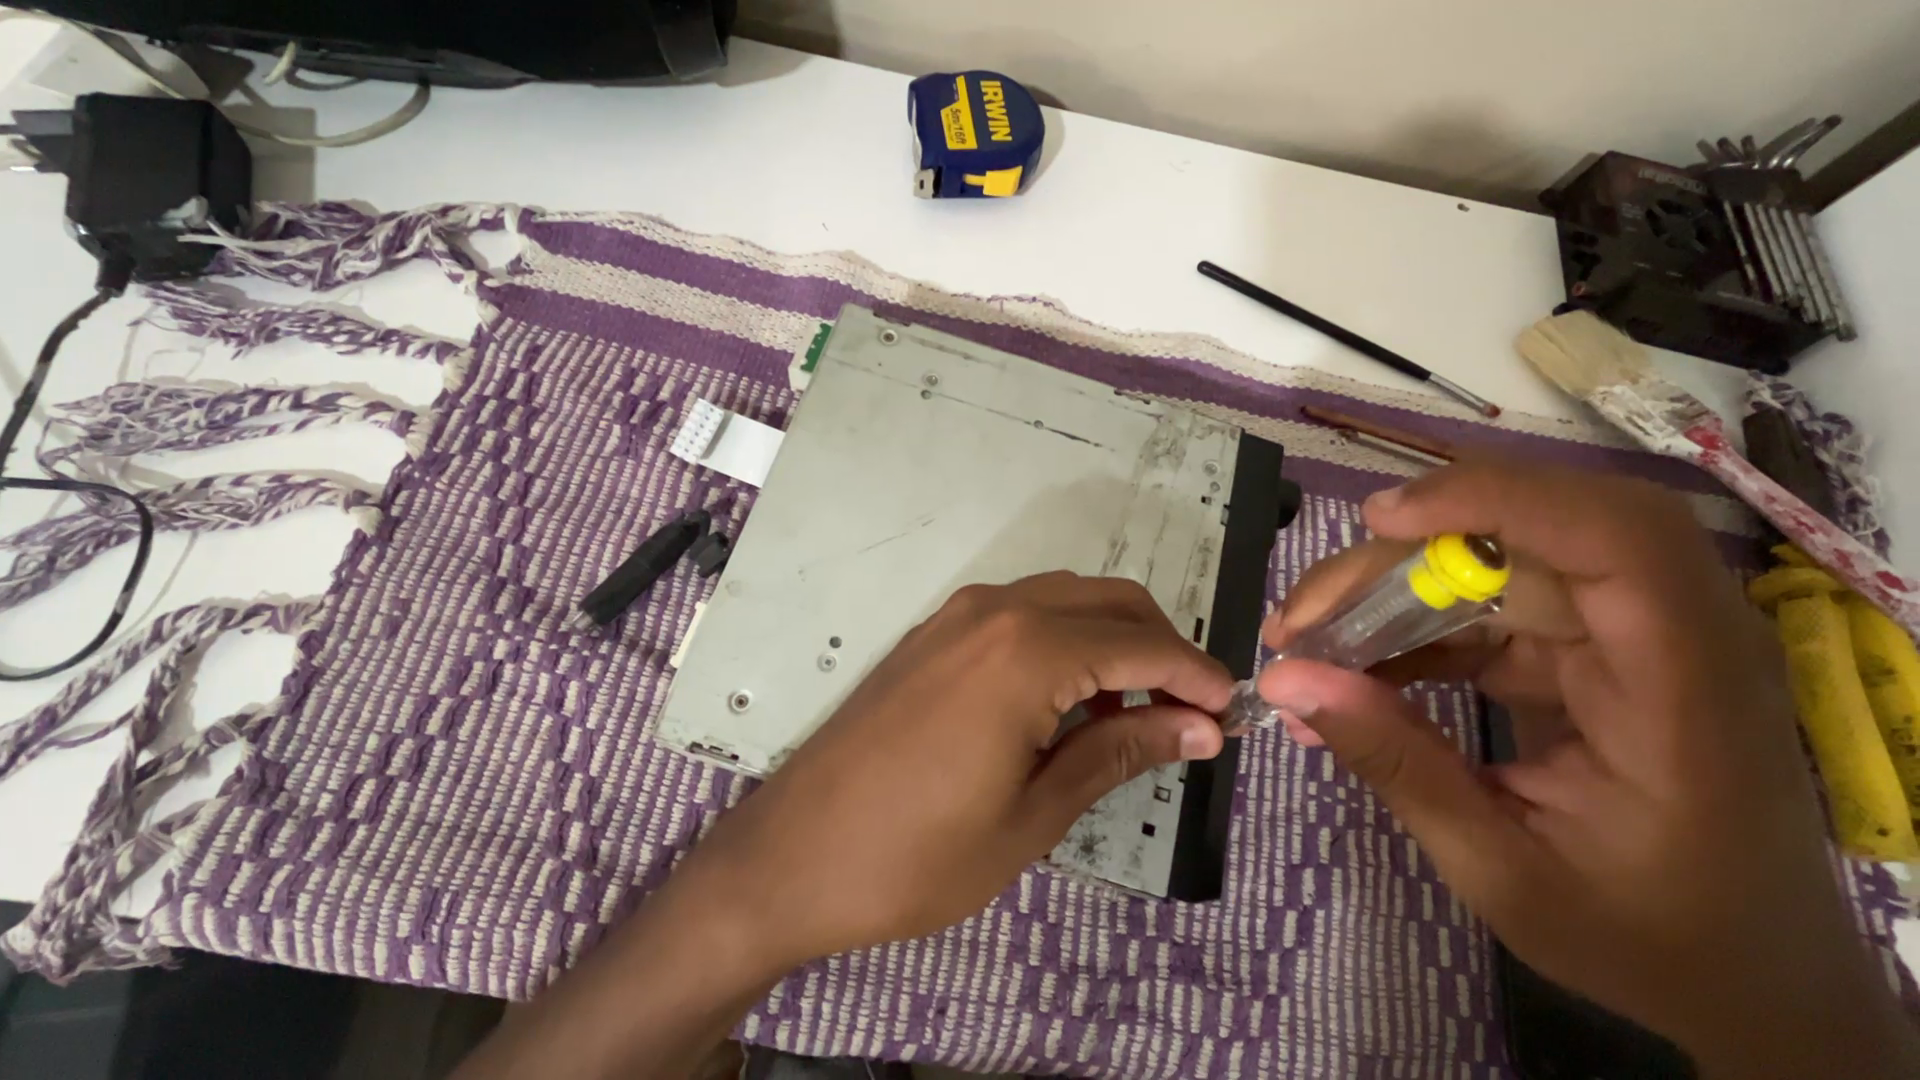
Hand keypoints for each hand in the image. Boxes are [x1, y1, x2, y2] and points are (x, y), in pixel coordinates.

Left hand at [458, 573, 1233, 1079]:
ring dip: (1112, 641)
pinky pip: (1020, 616)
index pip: (1142, 644)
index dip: (1196, 675)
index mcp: (1026, 652)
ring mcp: (955, 616)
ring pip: (1064, 600)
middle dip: (1161, 647)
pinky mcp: (930, 635)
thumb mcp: (1033, 815)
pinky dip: (1063, 642)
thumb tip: (1199, 725)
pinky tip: (1068, 701)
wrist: (790, 857)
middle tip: (1191, 714)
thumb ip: (1118, 751)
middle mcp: (994, 611)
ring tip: (1133, 715)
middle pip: (1109, 602)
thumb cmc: (917, 855)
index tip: (1233, 711)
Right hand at [1256, 462, 1918, 1077]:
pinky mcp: (1592, 653)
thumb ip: (1397, 765)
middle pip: (1521, 544)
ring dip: (1388, 600)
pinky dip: (1412, 636)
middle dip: (1394, 568)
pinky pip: (1487, 614)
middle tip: (1298, 622)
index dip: (1495, 499)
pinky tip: (1354, 674)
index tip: (1378, 521)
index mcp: (1683, 688)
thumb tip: (1286, 680)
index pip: (1613, 536)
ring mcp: (1626, 640)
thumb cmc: (1646, 936)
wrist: (1745, 974)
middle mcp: (1666, 637)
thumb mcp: (1503, 869)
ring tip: (1306, 647)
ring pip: (1491, 572)